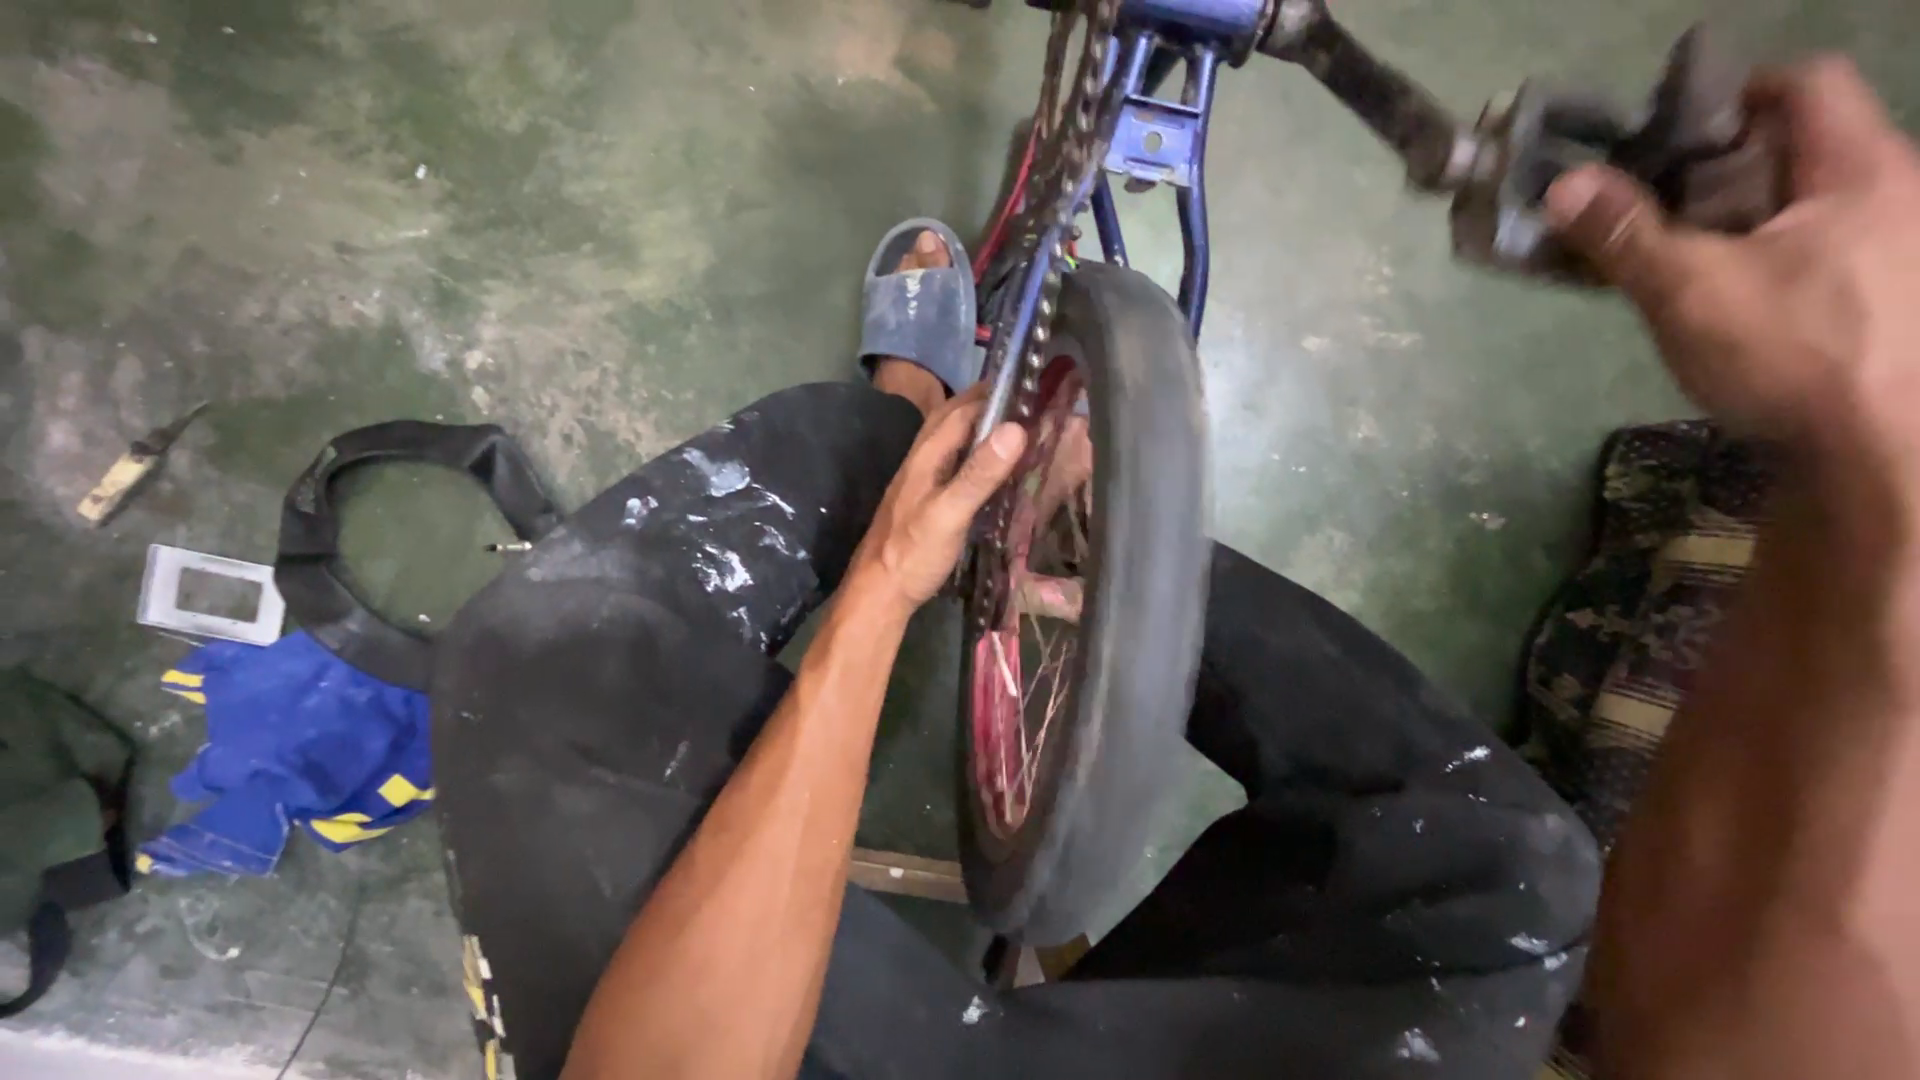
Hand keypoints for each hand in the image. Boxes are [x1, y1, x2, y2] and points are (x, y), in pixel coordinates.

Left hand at [848, 384, 1027, 616]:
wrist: (879, 592)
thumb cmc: (913, 553)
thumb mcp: (951, 513)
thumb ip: (979, 473)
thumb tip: (1015, 428)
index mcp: (927, 456)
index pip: (961, 411)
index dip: (992, 394)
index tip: (1028, 382)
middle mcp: (921, 460)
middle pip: (950, 417)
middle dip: (981, 400)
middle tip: (1019, 394)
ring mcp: (919, 480)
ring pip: (947, 438)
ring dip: (973, 422)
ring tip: (1006, 419)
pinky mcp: (924, 499)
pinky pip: (950, 461)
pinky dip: (969, 450)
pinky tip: (984, 463)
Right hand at [1545, 57, 1919, 462]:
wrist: (1876, 449)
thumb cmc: (1791, 351)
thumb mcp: (1689, 288)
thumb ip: (1624, 233)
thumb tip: (1562, 184)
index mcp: (1859, 169)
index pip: (1803, 84)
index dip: (1728, 95)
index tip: (1657, 135)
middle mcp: (1888, 192)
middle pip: (1790, 146)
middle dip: (1707, 165)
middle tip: (1636, 202)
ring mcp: (1883, 246)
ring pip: (1790, 203)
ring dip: (1719, 216)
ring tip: (1655, 253)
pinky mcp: (1868, 294)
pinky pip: (1798, 247)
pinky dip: (1742, 253)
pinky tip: (1703, 293)